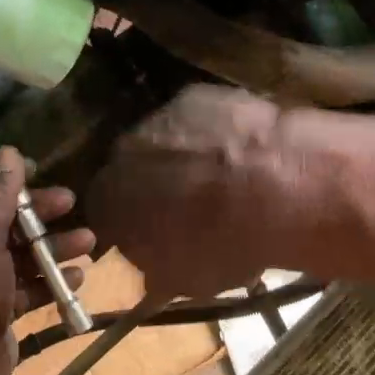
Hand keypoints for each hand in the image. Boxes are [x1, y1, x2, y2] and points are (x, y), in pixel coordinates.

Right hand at [83, 85, 351, 298]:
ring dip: (182, 156)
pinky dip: (211, 132)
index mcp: (109, 200)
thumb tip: (154, 273)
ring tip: (221, 179)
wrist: (272, 188)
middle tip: (187, 205)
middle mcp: (121, 152)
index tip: (152, 235)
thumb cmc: (222, 244)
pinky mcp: (193, 94)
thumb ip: (158, 270)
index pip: (103, 212)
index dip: (128, 223)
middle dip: (152, 184)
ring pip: (162, 139)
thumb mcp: (187, 280)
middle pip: (130, 168)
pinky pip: (195, 116)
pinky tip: (239, 150)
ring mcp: (157, 117)